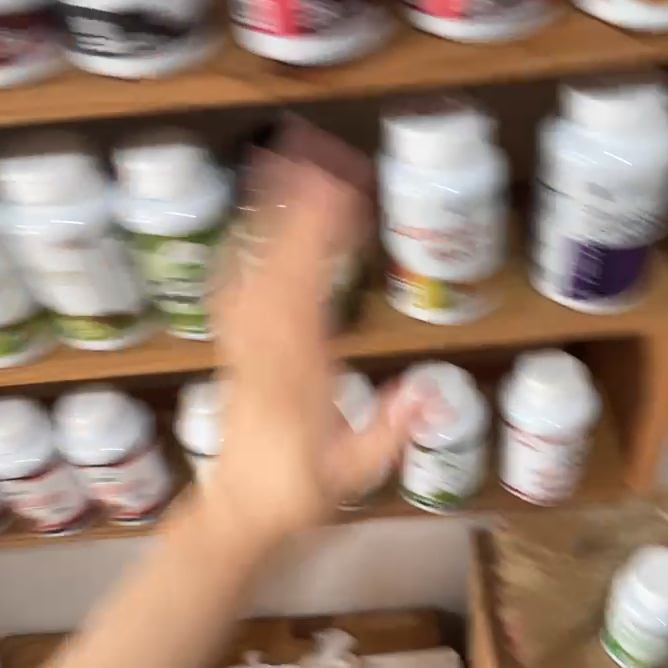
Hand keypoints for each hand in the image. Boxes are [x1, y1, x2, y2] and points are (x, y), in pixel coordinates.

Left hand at [204, 152, 414, 547]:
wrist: (238, 512)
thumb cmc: (298, 494)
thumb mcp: (354, 473)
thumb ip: (390, 431)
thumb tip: (433, 390)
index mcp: (299, 376)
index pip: (307, 295)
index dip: (319, 241)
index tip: (341, 195)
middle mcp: (266, 353)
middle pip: (277, 269)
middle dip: (296, 209)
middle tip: (317, 155)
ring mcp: (245, 350)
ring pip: (252, 274)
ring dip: (267, 219)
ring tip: (281, 167)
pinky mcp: (236, 353)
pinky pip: (233, 295)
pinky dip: (243, 254)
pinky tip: (249, 227)